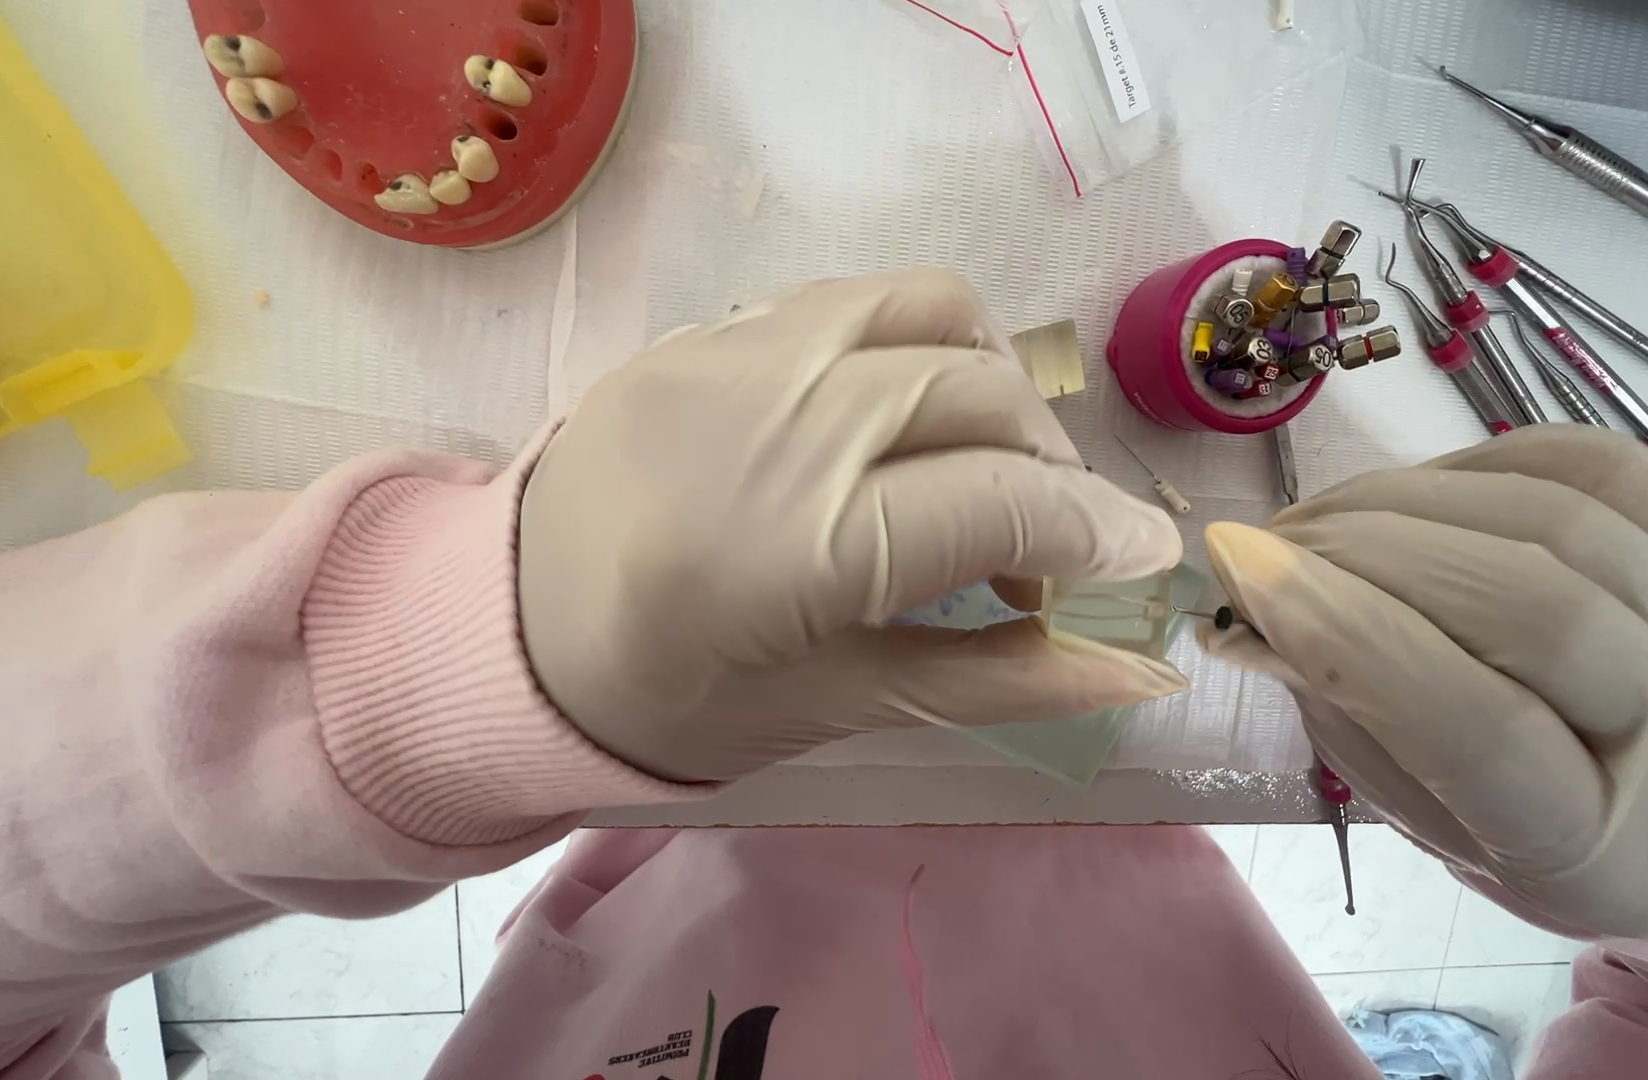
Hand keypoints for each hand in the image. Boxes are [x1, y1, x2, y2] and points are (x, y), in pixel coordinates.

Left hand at [518, 270, 1185, 781]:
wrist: (502, 629)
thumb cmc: (673, 700)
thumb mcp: (842, 707)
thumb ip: (999, 681)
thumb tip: (1137, 676)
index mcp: (790, 549)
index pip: (992, 505)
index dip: (1091, 532)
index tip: (1145, 558)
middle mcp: (770, 421)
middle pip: (978, 398)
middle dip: (1050, 471)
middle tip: (1044, 545)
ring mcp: (734, 352)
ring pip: (936, 316)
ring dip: (999, 388)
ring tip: (985, 464)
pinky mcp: (711, 326)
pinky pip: (861, 298)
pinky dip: (926, 345)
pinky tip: (909, 415)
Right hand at [1203, 425, 1647, 937]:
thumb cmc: (1502, 817)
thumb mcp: (1403, 793)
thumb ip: (1335, 700)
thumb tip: (1249, 600)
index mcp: (1601, 849)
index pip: (1479, 727)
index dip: (1347, 633)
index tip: (1240, 565)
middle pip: (1528, 606)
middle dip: (1362, 552)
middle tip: (1269, 543)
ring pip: (1555, 521)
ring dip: (1397, 501)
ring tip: (1318, 521)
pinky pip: (1596, 466)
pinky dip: (1474, 466)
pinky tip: (1406, 495)